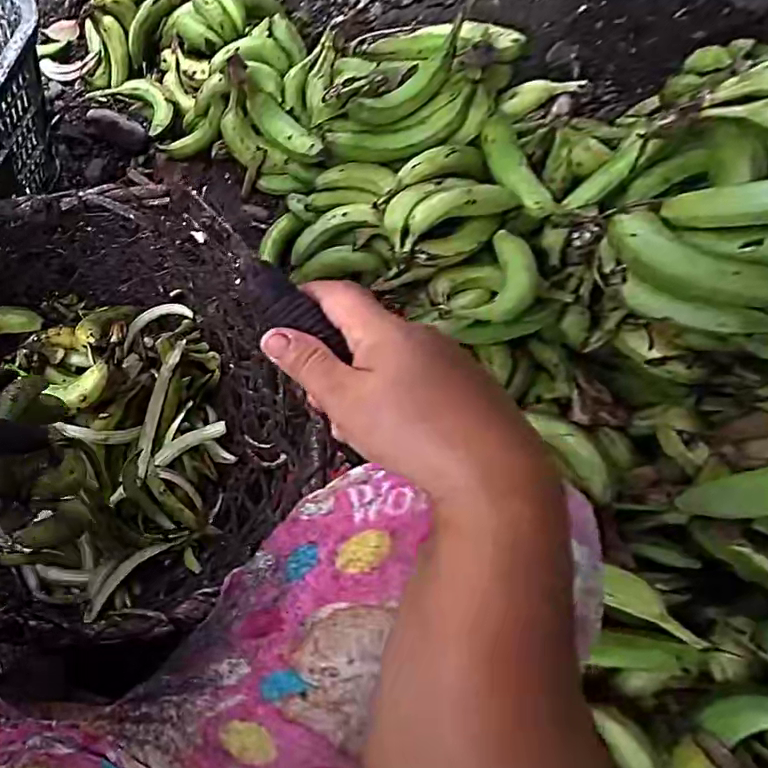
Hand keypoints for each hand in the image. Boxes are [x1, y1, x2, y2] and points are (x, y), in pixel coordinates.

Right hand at [259, 281, 559, 510]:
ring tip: (354, 429)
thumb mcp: (342, 399)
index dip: (308, 293)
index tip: (284, 306)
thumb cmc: (408, 431)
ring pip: (384, 363)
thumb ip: (307, 364)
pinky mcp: (465, 387)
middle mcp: (419, 334)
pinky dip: (388, 397)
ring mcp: (447, 360)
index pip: (339, 293)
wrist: (495, 474)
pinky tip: (392, 435)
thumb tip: (272, 333)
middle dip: (330, 360)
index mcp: (385, 331)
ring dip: (357, 385)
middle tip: (318, 401)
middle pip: (359, 334)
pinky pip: (411, 380)